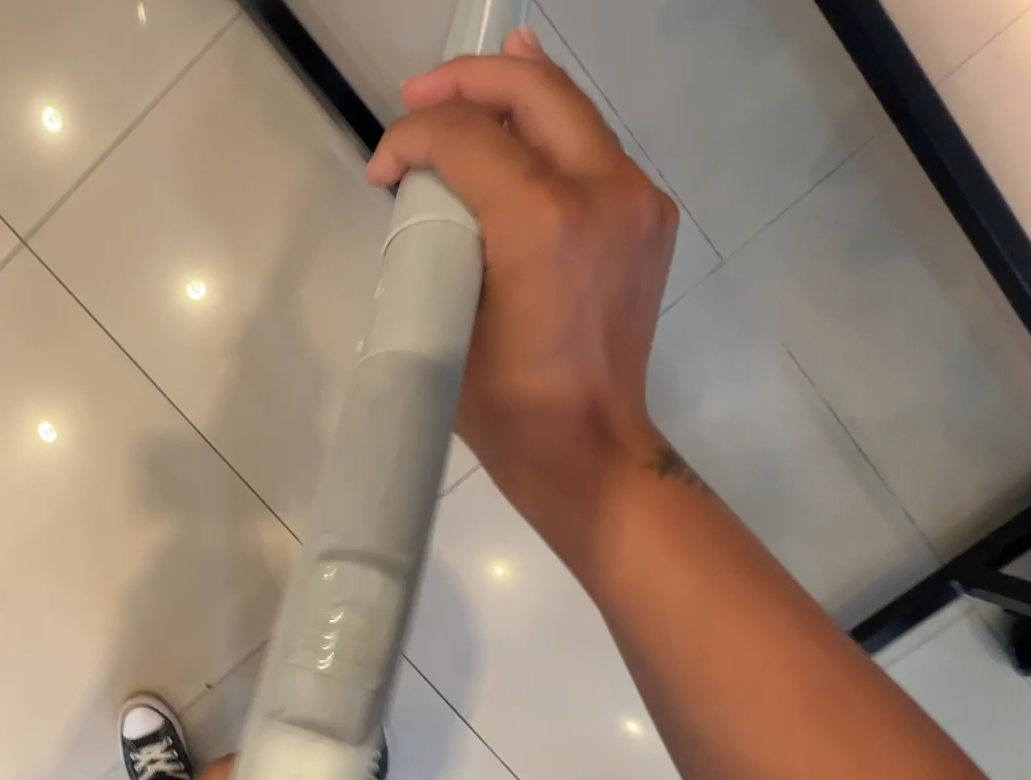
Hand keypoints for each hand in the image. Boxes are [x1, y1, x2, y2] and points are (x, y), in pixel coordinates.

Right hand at [366, 27, 678, 556]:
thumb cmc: (502, 405)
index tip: (382, 168)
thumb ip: (440, 244)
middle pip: (535, 94)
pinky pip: (593, 149)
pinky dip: (551, 129)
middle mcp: (605, 192)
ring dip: (515, 92)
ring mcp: (637, 201)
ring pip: (572, 110)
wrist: (585, 445)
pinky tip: (521, 133)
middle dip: (468, 82)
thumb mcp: (448, 321)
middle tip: (418, 96)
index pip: (470, 138)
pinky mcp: (648, 218)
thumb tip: (425, 199)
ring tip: (467, 91)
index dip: (414, 137)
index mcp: (544, 224)